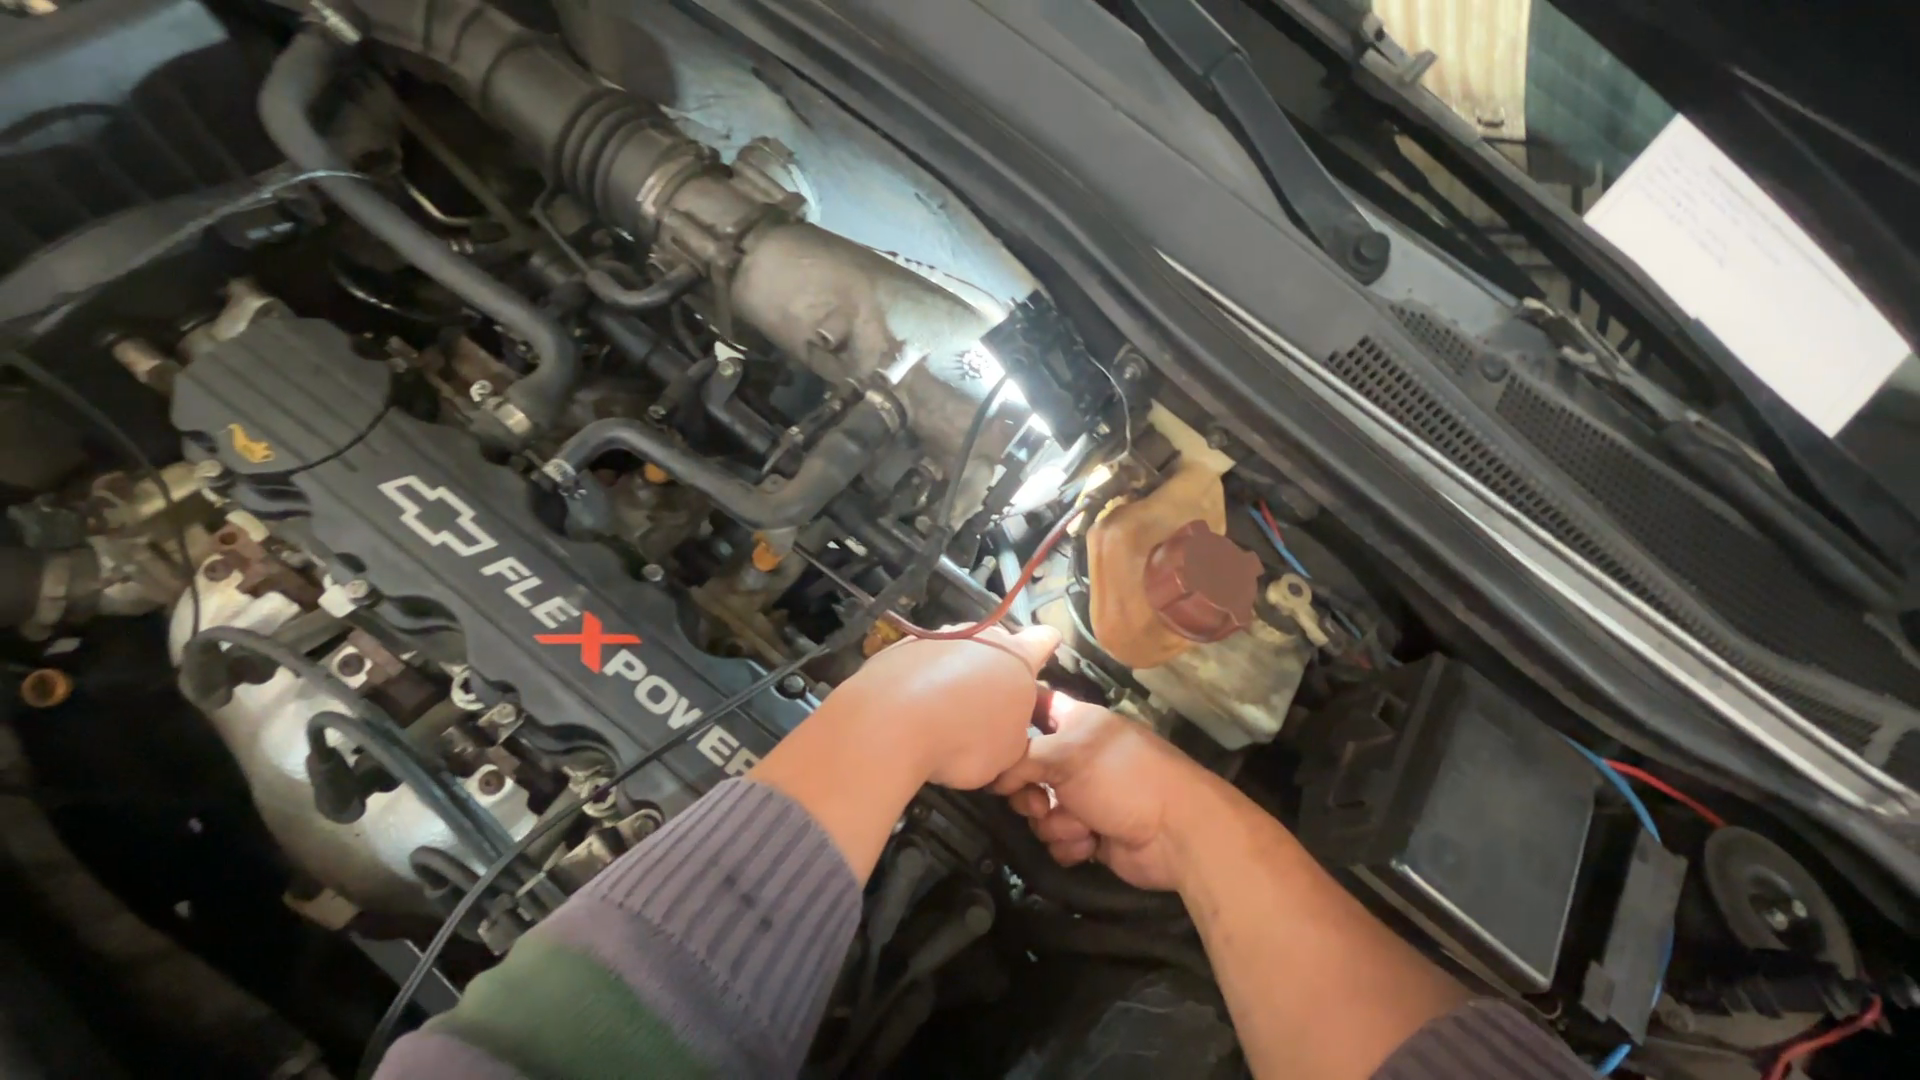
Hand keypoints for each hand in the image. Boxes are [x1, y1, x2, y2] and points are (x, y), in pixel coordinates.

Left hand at [820, 624, 1060, 790]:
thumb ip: (1015, 732)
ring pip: (958, 651)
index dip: (1045, 649)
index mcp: (1017, 659)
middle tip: (988, 705)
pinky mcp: (901, 646)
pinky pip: (922, 662)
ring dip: (957, 674)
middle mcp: (980, 637)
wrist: (891, 723)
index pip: (1044, 640)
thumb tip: (1004, 726)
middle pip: (998, 644)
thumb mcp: (1008, 754)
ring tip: (944, 711)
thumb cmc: (965, 740)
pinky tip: (913, 708)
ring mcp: (938, 637)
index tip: (1041, 661)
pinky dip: (923, 680)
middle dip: (996, 669)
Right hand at [991, 694, 1219, 891]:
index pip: (1033, 708)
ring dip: (1056, 823)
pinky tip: (1092, 843)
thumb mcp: (1068, 754)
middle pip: (1024, 771)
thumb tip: (993, 778)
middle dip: (1028, 793)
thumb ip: (1020, 759)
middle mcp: (1075, 757)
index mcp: (1075, 723)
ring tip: (1082, 824)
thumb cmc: (1123, 778)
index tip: (990, 740)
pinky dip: (1071, 844)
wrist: (1176, 833)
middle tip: (1038, 801)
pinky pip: (1056, 840)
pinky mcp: (1088, 833)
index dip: (1009, 720)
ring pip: (1038, 812)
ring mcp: (1082, 797)